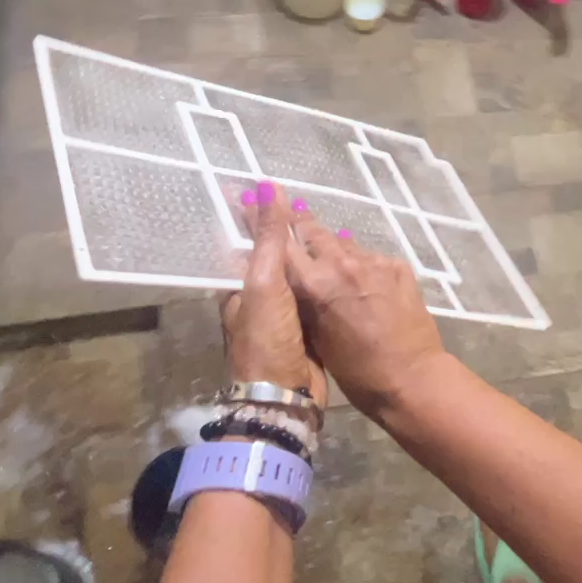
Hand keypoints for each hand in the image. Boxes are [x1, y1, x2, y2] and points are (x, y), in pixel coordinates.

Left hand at [221, 182, 325, 399]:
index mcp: (240, 285)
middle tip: (309, 200)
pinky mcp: (307, 327)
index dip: (259, 213)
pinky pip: (315, 294)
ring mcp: (283, 314)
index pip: (249, 239)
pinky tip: (341, 262)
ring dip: (309, 253)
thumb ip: (270, 236)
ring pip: (297, 274)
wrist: (286, 397)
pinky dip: (325, 278)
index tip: (273, 184)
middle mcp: (258, 296)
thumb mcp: (266, 282)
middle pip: (275, 255)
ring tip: (330, 223)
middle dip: (288, 230)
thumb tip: (265, 185)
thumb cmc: (268, 337)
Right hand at [282, 204, 451, 419]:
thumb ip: (303, 302)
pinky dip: (362, 265)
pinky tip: (364, 282)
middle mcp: (342, 264)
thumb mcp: (316, 338)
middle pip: (314, 232)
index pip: (282, 243)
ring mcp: (373, 262)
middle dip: (302, 225)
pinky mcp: (397, 266)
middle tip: (293, 215)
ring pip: (344, 244)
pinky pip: (371, 257)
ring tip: (331, 259)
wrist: (412, 378)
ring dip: (334, 249)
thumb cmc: (355, 371)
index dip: (267, 220)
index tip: (259, 196)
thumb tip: (293, 281)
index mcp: (315, 284)